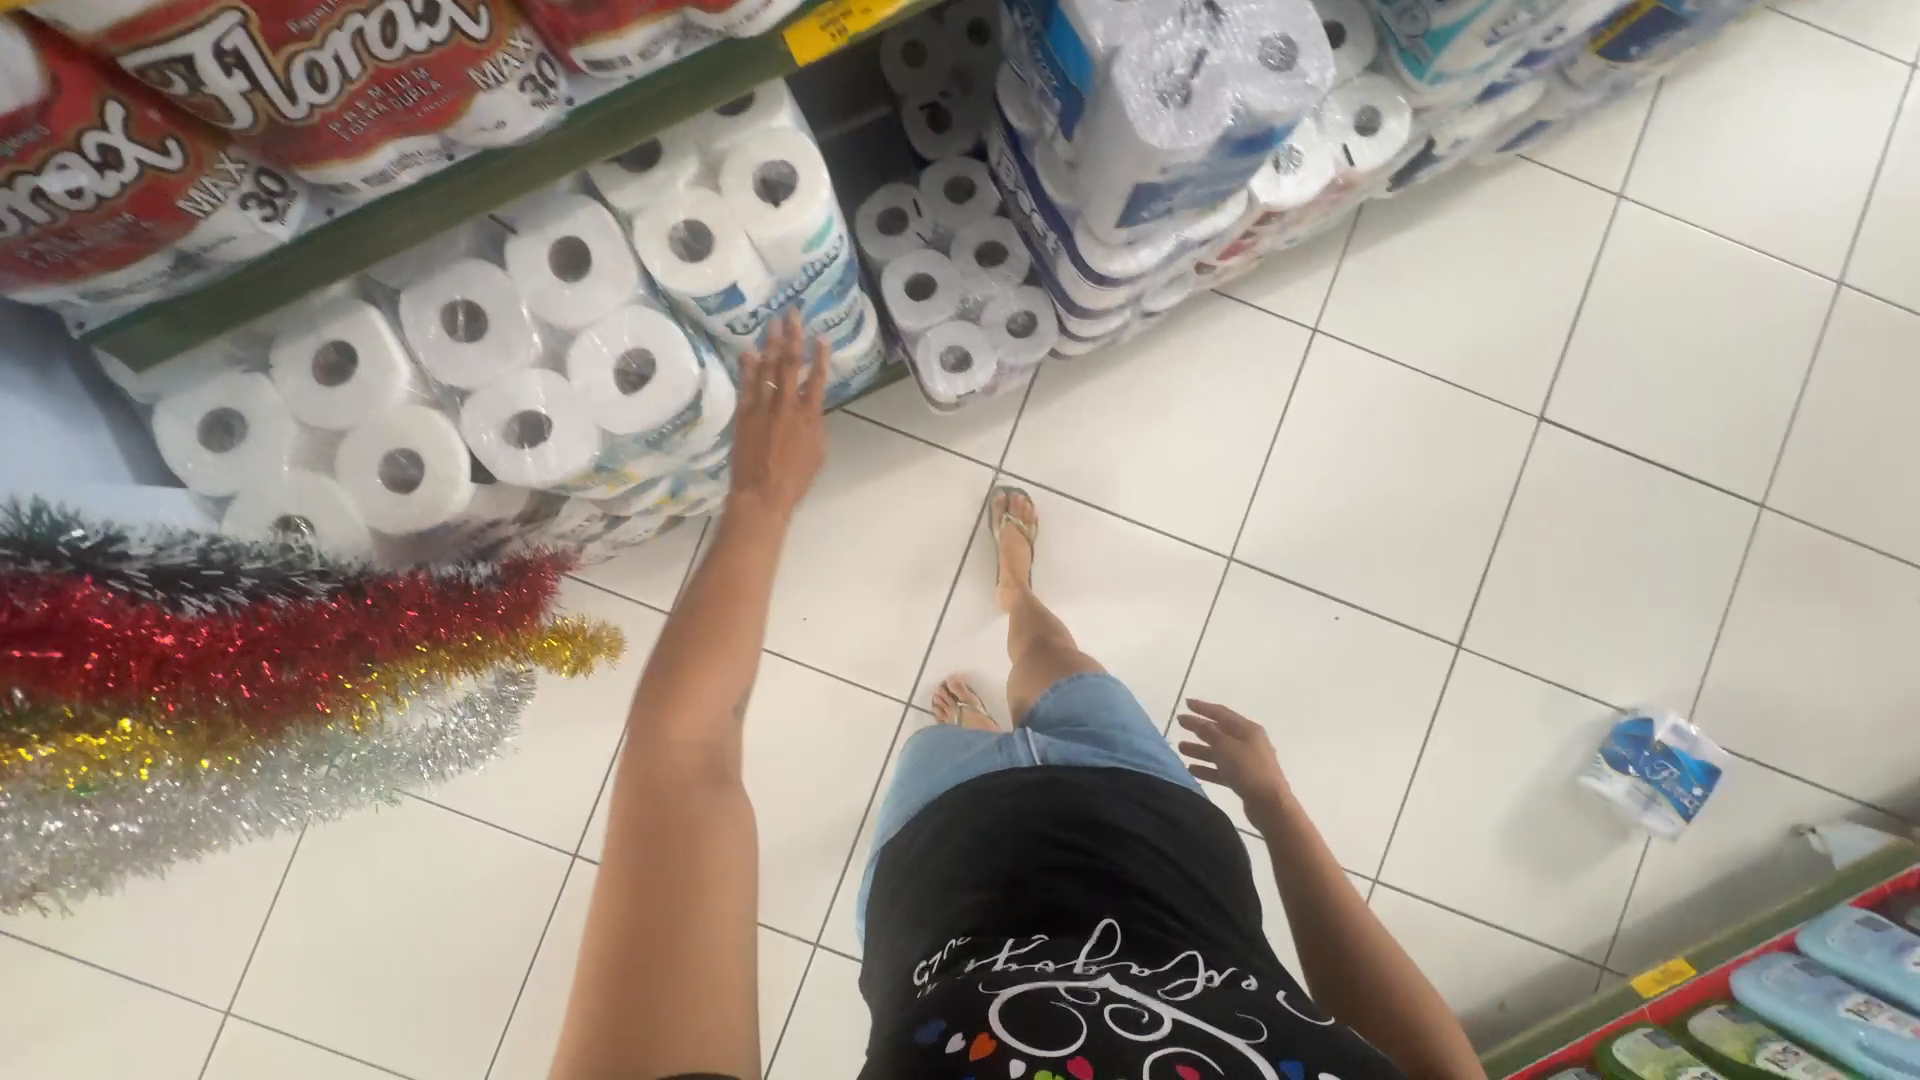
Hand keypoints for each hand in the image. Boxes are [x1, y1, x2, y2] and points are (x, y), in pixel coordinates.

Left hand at [727, 310, 829, 523]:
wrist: (762, 493)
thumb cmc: (795, 479)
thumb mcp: (817, 453)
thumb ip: (815, 425)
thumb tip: (811, 409)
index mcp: (810, 416)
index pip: (817, 378)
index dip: (820, 356)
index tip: (821, 336)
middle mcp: (787, 405)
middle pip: (791, 364)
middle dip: (793, 336)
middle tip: (792, 313)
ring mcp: (763, 407)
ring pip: (769, 368)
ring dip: (771, 343)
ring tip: (773, 322)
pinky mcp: (744, 414)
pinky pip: (747, 384)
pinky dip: (748, 366)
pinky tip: (750, 350)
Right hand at [1177, 699, 1291, 810]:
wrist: (1270, 805)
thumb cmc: (1248, 770)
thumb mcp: (1225, 746)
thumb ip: (1208, 732)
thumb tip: (1195, 720)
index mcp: (1248, 730)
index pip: (1221, 713)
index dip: (1202, 707)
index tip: (1185, 703)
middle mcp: (1249, 742)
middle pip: (1219, 732)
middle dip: (1199, 728)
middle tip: (1180, 723)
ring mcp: (1247, 762)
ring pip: (1219, 752)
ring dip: (1200, 749)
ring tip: (1180, 748)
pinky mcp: (1244, 780)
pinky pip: (1222, 770)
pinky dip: (1207, 768)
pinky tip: (1192, 769)